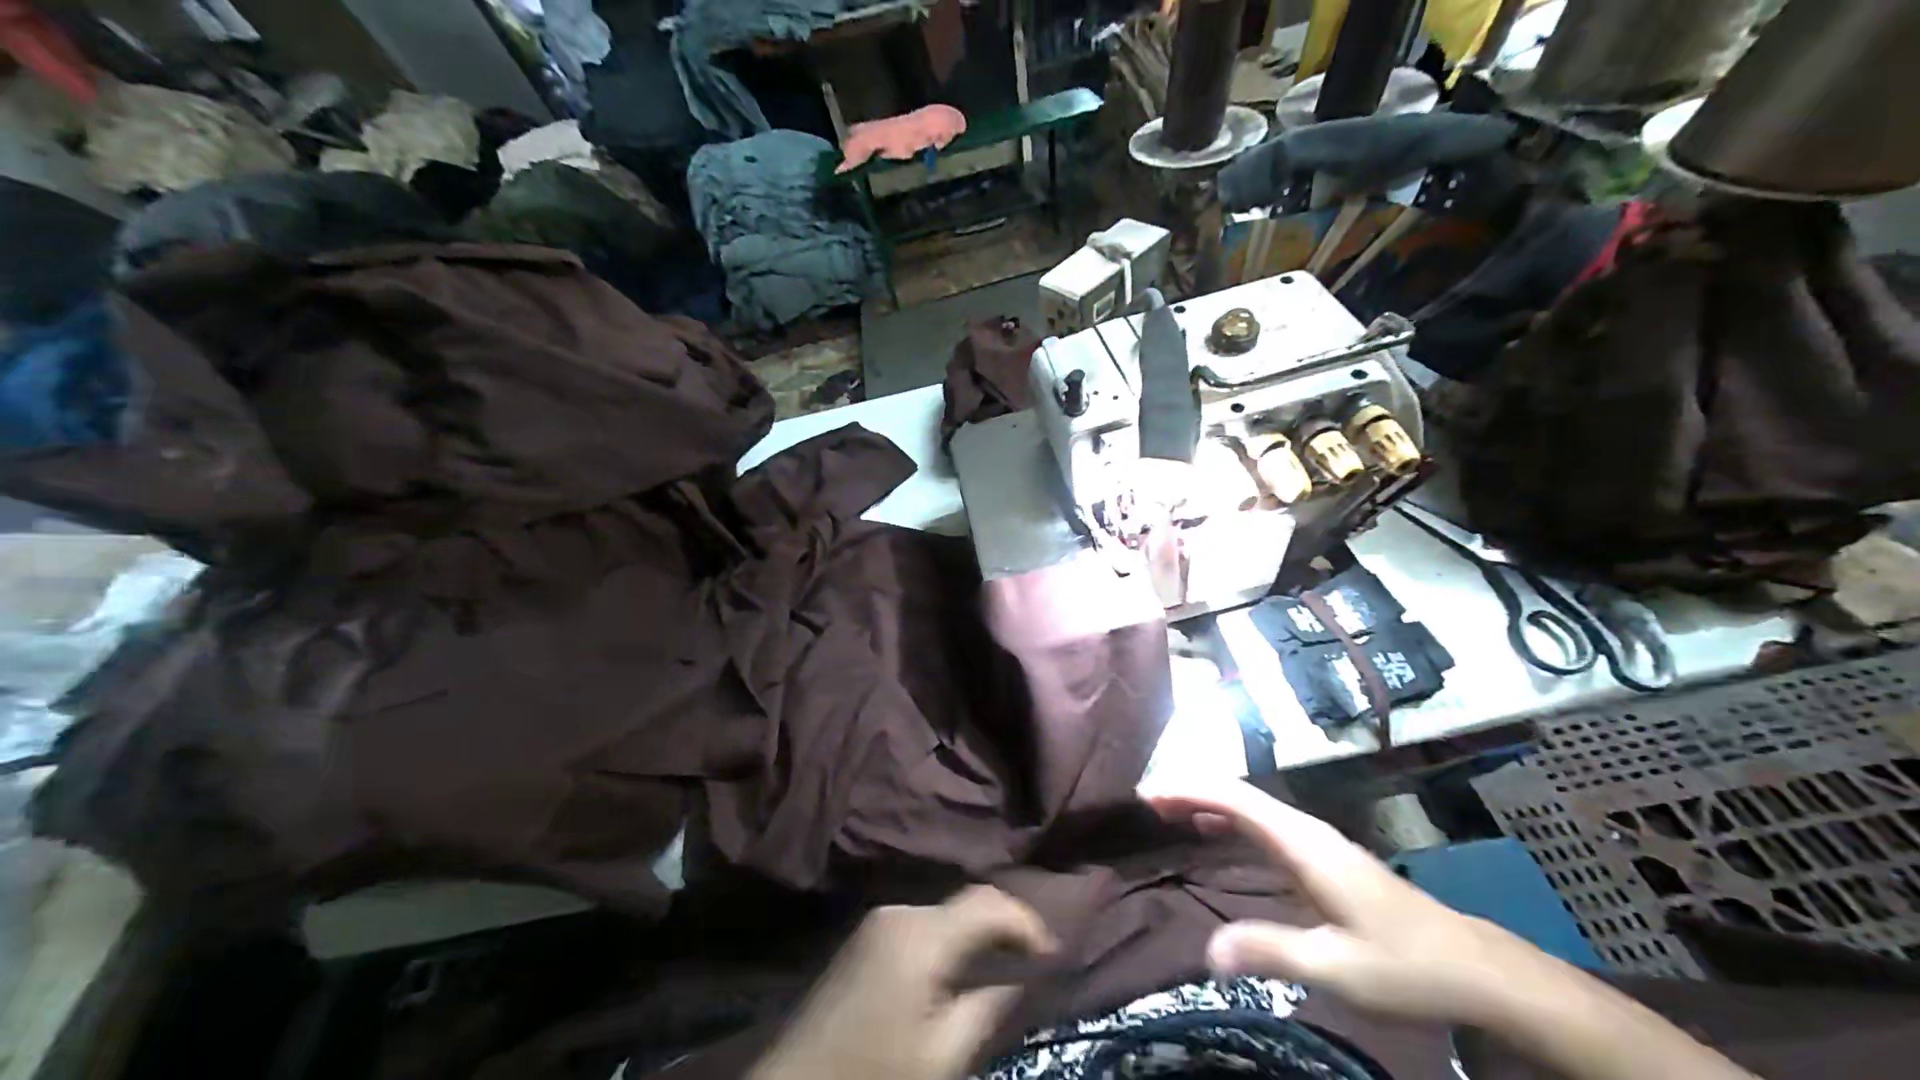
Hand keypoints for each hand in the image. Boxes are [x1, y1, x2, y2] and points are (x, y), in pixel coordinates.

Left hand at [751, 886, 1057, 1079]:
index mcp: (920, 934)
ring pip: (945, 913)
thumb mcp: (941, 1056)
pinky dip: (951, 939)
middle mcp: (900, 912)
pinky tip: (962, 968)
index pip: (987, 903)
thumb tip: (1019, 978)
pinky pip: (923, 925)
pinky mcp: (866, 937)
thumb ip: (986, 1008)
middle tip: (1036, 958)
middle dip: (1005, 925)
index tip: (1054, 954)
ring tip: (1006, 962)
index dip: (1027, 922)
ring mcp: (879, 921)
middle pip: (966, 903)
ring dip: (977, 933)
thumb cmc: (873, 1073)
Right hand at [1141, 777, 1579, 1027]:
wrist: (1476, 969)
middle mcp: (1305, 831)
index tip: (1146, 795)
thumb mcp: (1337, 967)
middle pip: (1236, 794)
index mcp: (1304, 842)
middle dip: (1188, 791)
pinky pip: (1259, 826)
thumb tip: (1206, 948)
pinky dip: (1226, 823)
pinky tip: (1211, 837)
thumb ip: (1270, 951)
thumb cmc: (1406, 964)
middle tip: (1145, 804)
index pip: (1234, 798)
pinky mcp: (1318, 859)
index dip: (1187, 790)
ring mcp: (1313, 843)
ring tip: (1165, 815)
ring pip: (1247, 807)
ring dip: (1205, 805)